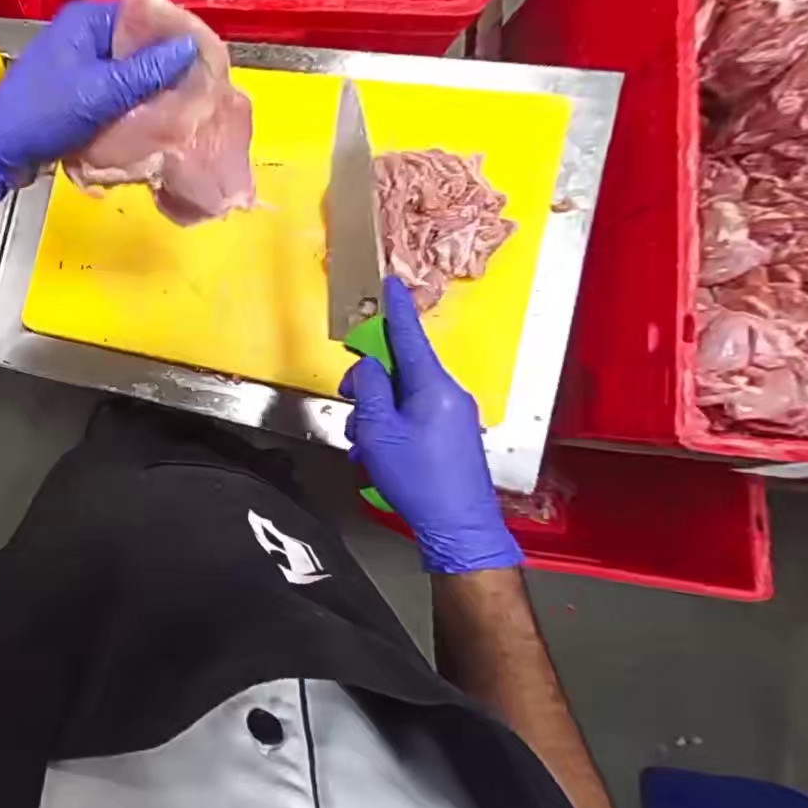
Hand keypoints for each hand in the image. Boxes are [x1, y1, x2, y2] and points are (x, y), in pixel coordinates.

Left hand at [0, 0, 199, 201]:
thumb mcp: (99, 93)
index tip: (197, 66)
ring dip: (140, 97)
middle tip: (187, 95)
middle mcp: (80, 37)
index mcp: (86, 21)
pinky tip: (138, 127)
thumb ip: (145, 72)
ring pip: (121, 78)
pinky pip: (105, 98)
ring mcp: (73, 68)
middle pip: (133, 50)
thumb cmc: (43, 116)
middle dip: (157, 74)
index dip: (171, 41)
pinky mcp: (69, 97)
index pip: (143, 18)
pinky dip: (120, 112)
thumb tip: (188, 49)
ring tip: (168, 114)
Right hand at [341, 277, 523, 574]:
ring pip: (400, 395)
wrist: (456, 523)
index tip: (391, 284)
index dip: (396, 310)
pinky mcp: (448, 433)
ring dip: (374, 413)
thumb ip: (370, 389)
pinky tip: (378, 452)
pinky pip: (410, 415)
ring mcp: (451, 415)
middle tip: (350, 402)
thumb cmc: (417, 477)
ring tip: (366, 444)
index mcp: (433, 388)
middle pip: (399, 369)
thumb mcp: (378, 430)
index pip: (410, 338)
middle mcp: (448, 395)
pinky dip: (388, 427)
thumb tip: (369, 365)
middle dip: (369, 383)